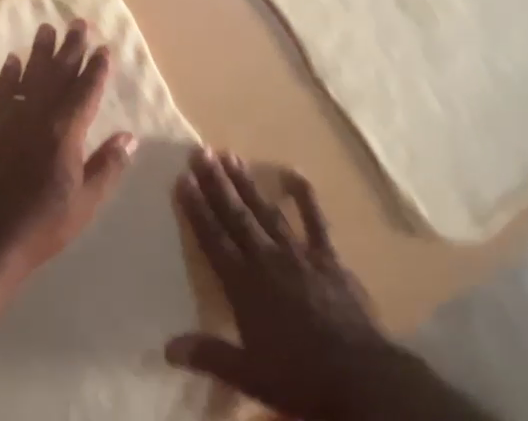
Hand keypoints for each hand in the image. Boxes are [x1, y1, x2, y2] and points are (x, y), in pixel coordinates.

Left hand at [0, 21, 135, 269]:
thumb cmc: (43, 224)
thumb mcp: (86, 202)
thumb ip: (107, 165)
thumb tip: (129, 136)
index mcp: (66, 132)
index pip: (85, 92)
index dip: (96, 69)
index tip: (103, 47)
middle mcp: (39, 116)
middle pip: (58, 75)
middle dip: (71, 48)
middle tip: (78, 22)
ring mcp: (11, 119)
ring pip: (29, 77)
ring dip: (40, 52)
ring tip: (47, 28)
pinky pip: (2, 93)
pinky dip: (9, 75)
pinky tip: (13, 59)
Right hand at [168, 151, 382, 419]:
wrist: (361, 376)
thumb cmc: (300, 376)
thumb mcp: (249, 373)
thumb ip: (209, 355)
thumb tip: (166, 348)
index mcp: (243, 285)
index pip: (213, 239)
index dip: (196, 209)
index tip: (182, 179)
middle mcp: (267, 260)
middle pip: (236, 216)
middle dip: (216, 184)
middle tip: (200, 152)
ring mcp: (300, 255)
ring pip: (267, 212)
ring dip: (247, 183)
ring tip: (231, 155)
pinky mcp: (329, 258)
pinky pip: (316, 222)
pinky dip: (306, 197)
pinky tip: (295, 173)